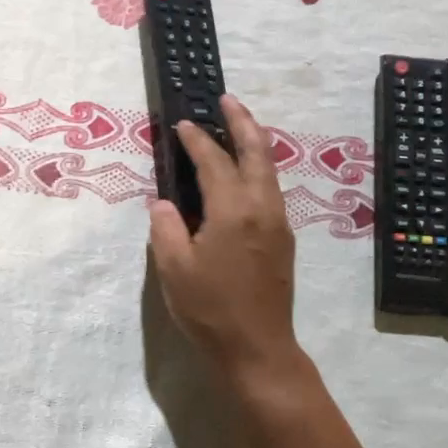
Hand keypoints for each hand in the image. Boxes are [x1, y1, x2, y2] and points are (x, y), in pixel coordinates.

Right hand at [149, 95, 301, 376]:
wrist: (257, 347)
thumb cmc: (209, 309)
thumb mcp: (173, 268)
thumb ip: (166, 228)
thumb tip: (164, 203)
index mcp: (233, 211)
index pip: (214, 162)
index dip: (197, 140)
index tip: (182, 125)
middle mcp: (262, 208)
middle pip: (257, 153)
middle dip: (242, 122)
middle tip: (227, 100)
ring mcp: (278, 224)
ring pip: (270, 170)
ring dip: (254, 143)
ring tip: (239, 127)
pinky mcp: (282, 240)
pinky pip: (272, 189)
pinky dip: (259, 169)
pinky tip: (246, 174)